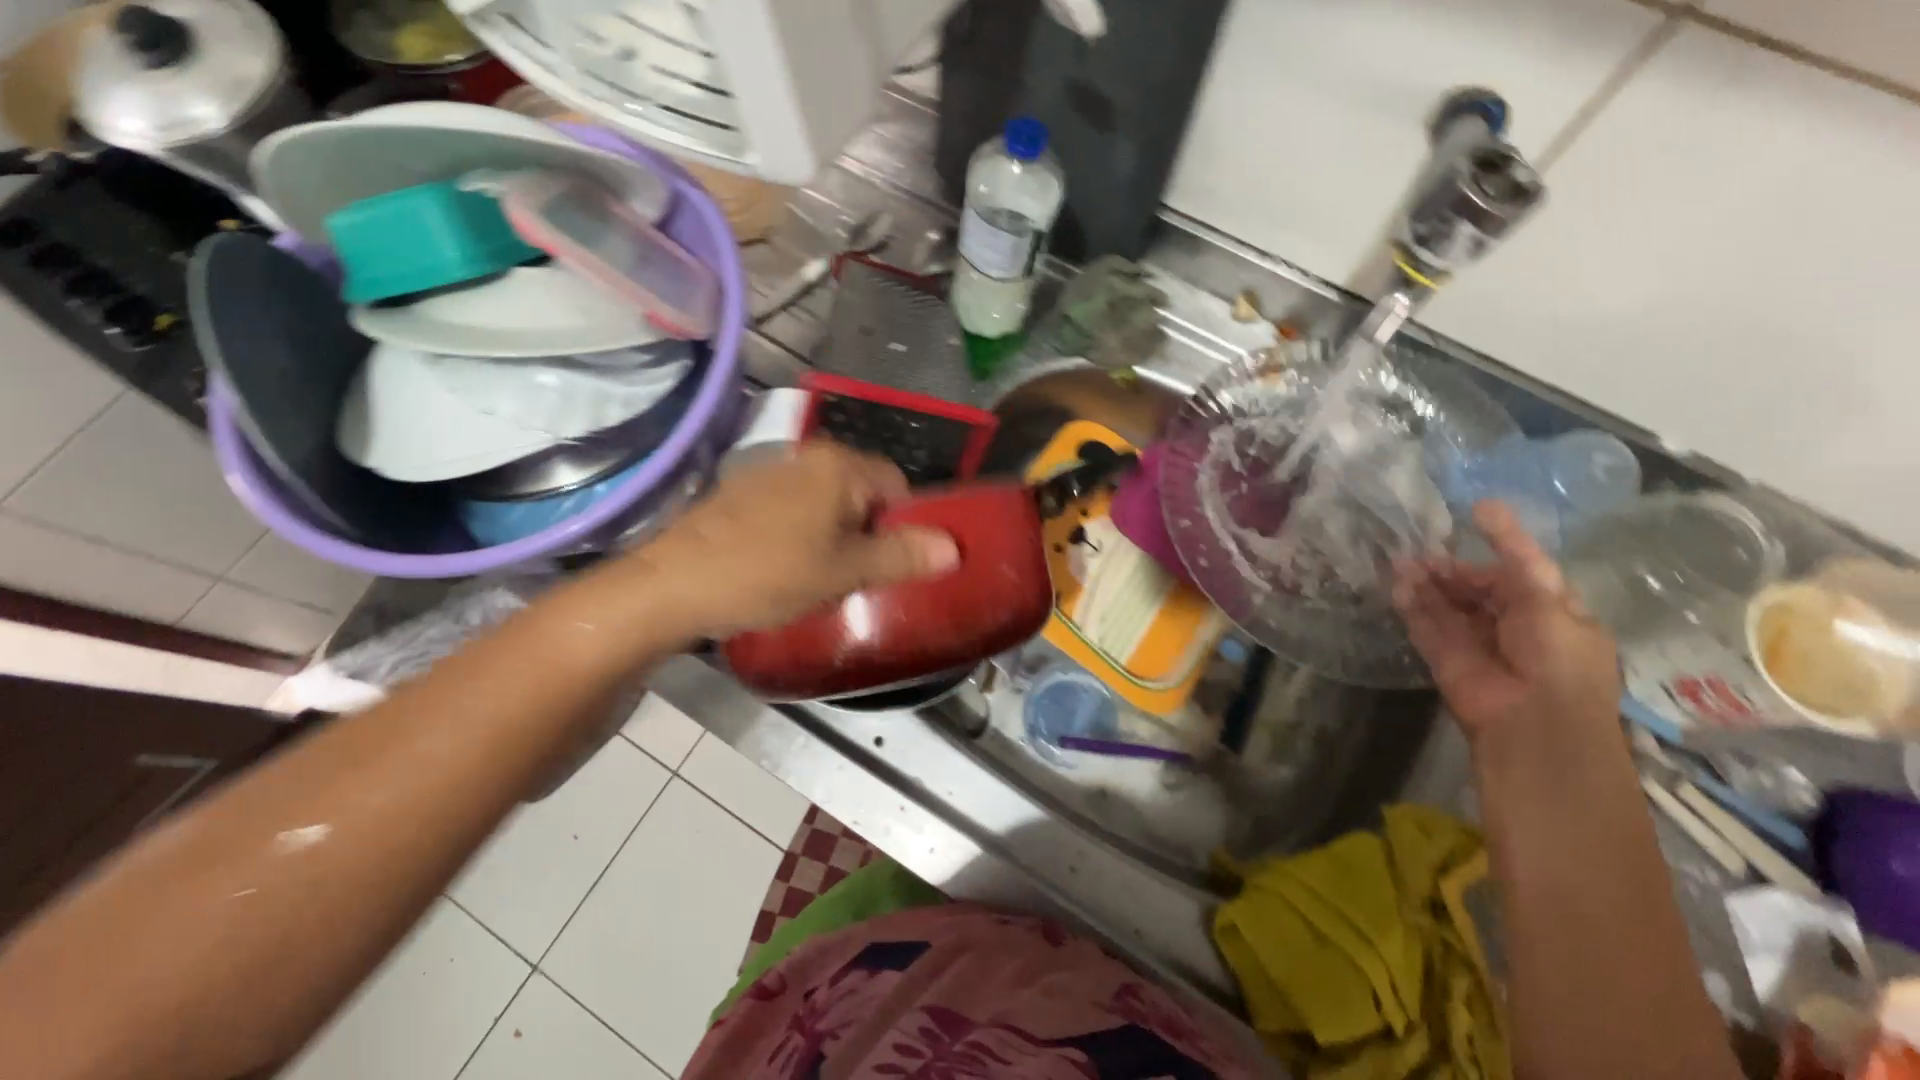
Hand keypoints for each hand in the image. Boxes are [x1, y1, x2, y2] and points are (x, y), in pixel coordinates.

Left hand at [631, 442, 959, 636]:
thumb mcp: (844, 572)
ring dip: (835, 538)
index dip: (905, 525)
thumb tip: (954, 547)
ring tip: (825, 582)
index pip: (897, 485)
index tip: (896, 565)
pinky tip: (786, 573)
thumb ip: (901, 556)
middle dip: (868, 534)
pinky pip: (792, 512)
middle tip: (863, 578)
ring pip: (825, 505)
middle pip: (860, 493)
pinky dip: (801, 538)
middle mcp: (805, 457)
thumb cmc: (769, 573)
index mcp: (837, 465)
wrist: (672, 585)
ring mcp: (768, 474)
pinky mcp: (740, 496)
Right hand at [1393, 501, 1619, 742]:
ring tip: (1401, 561)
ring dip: (1428, 585)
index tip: (1474, 512)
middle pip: (1480, 590)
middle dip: (1453, 569)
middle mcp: (1517, 629)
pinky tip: (1397, 585)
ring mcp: (1479, 647)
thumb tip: (1487, 507)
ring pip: (1449, 608)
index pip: (1524, 572)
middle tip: (1423, 551)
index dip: (1502, 543)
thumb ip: (1513, 559)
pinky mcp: (1446, 663)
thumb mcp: (1547, 601)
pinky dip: (1413, 607)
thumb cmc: (1558, 659)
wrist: (1533, 725)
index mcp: (1555, 615)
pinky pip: (1428, 629)